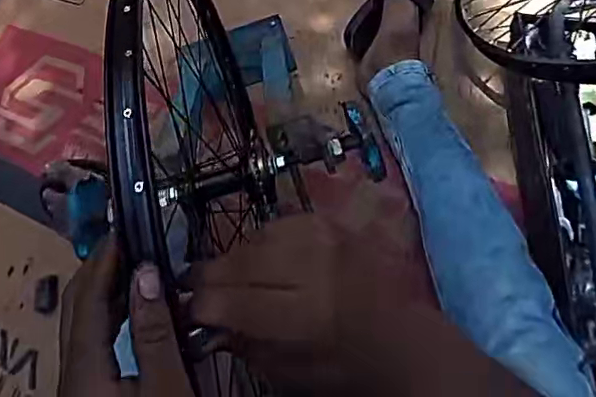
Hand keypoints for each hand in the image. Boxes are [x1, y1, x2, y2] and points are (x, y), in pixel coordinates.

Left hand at [59, 239, 194, 396]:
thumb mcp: (166, 387)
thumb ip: (155, 331)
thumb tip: (146, 273)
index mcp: (84, 366)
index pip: (87, 297)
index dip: (104, 260)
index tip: (121, 232)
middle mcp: (72, 374)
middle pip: (77, 306)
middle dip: (99, 271)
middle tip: (123, 245)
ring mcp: (79, 388)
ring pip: (82, 326)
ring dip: (105, 296)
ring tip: (133, 275)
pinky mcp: (90, 396)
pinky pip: (91, 346)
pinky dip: (109, 321)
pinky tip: (133, 320)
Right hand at [188, 214, 534, 395]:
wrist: (409, 340)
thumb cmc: (351, 368)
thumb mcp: (299, 376)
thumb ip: (249, 346)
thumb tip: (204, 322)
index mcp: (310, 316)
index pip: (240, 302)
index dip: (206, 302)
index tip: (186, 306)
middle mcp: (314, 267)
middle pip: (243, 262)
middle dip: (211, 274)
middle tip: (190, 282)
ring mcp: (321, 236)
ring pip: (255, 238)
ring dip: (233, 256)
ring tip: (222, 272)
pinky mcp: (324, 219)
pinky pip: (275, 223)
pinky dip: (260, 240)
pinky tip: (255, 256)